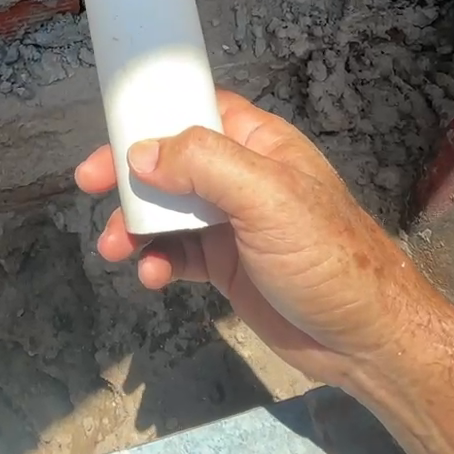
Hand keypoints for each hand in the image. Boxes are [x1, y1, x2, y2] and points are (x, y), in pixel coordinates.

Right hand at [75, 90, 438, 388]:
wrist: (365, 342)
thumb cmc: (323, 253)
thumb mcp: (266, 196)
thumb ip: (202, 165)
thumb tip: (140, 153)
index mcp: (256, 144)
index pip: (196, 111)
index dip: (153, 116)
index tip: (112, 131)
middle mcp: (239, 176)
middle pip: (170, 161)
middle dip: (129, 174)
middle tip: (88, 184)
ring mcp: (230, 221)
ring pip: (167, 209)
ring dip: (135, 224)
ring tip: (114, 248)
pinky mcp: (223, 263)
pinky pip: (177, 252)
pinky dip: (157, 260)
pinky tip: (152, 276)